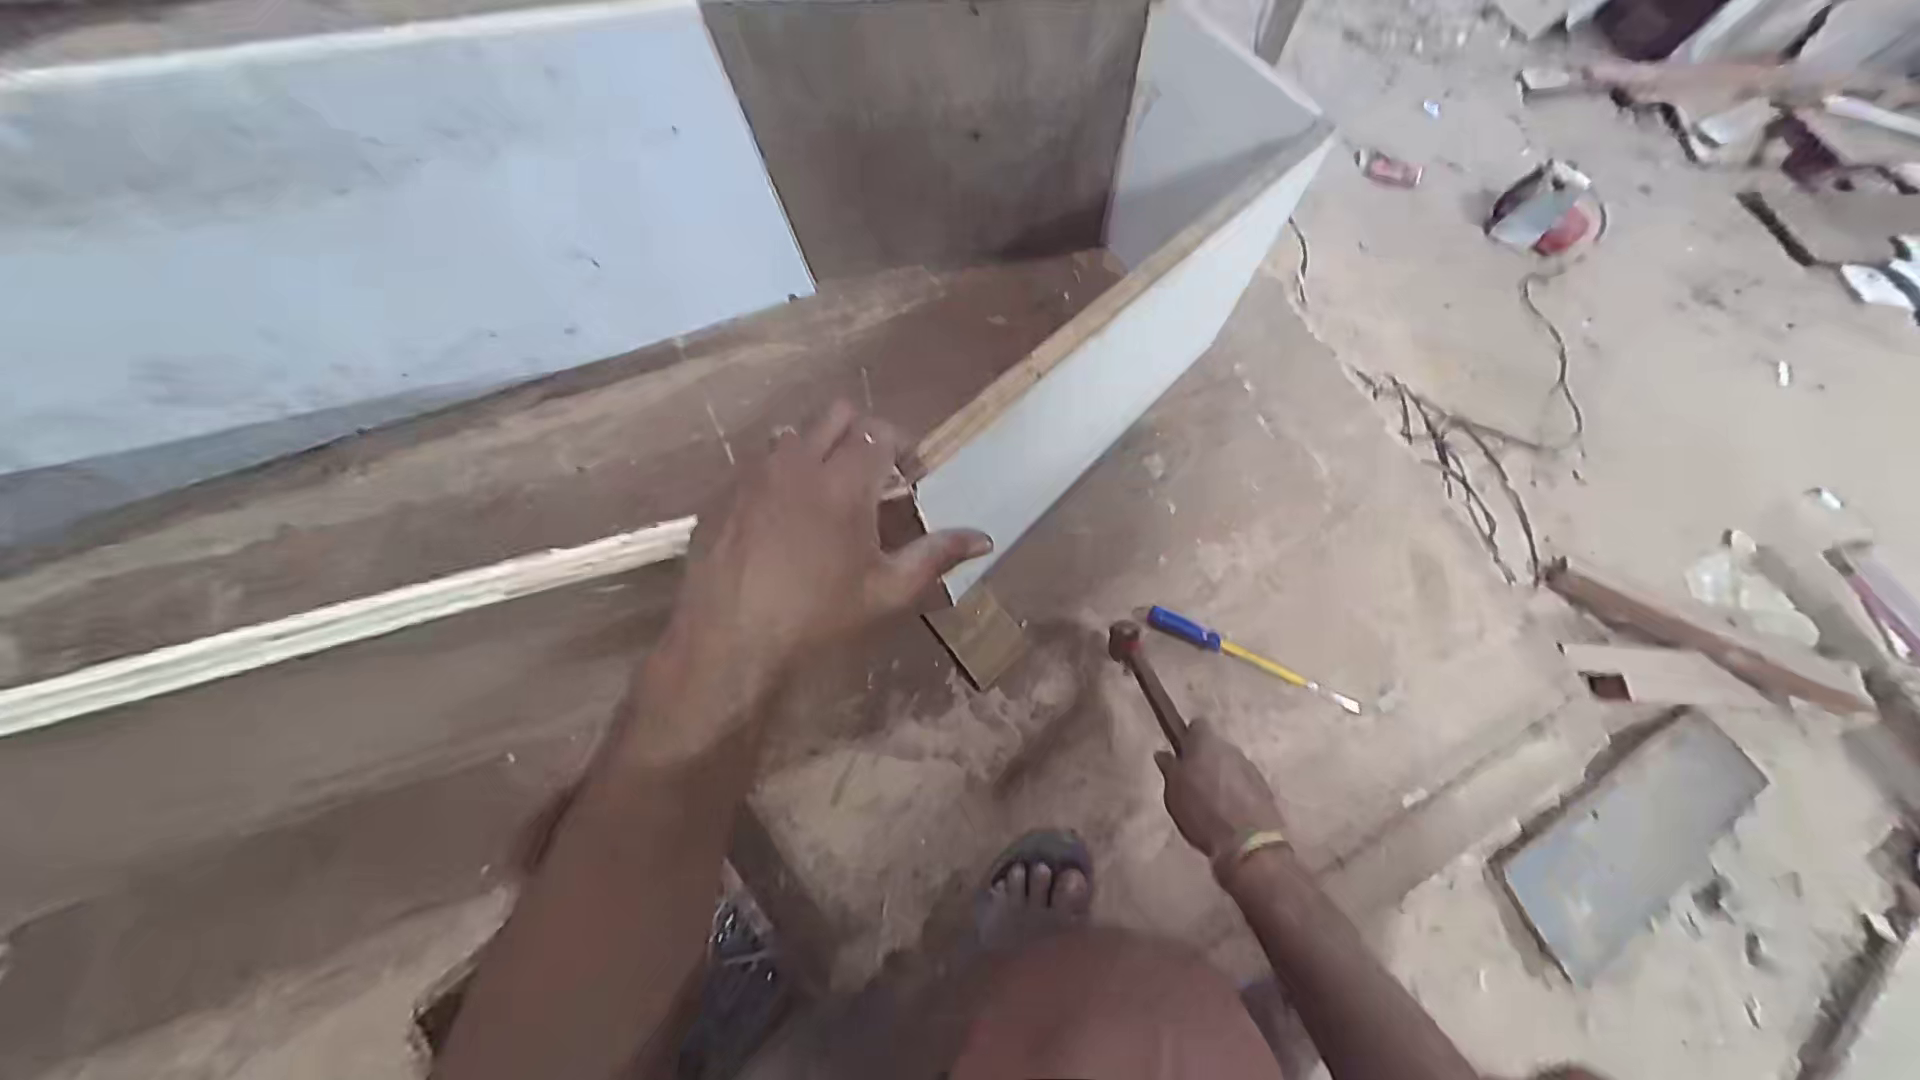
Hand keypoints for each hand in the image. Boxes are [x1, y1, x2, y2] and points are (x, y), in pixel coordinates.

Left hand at [664, 401, 991, 699]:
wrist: (729, 643)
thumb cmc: (818, 617)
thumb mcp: (887, 590)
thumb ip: (936, 555)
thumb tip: (984, 539)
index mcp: (843, 481)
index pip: (879, 432)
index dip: (901, 446)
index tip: (909, 474)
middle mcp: (797, 463)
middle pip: (836, 414)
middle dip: (861, 434)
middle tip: (872, 476)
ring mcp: (753, 475)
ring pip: (793, 433)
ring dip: (817, 448)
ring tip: (825, 492)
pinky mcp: (723, 494)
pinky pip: (758, 463)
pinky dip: (780, 474)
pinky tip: (782, 519)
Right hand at [1156, 720, 1286, 861]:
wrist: (1249, 845)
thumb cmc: (1202, 811)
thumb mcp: (1173, 791)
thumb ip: (1169, 768)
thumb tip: (1164, 754)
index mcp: (1206, 743)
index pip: (1198, 725)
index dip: (1188, 737)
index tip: (1181, 753)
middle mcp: (1232, 749)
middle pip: (1216, 746)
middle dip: (1205, 759)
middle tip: (1192, 780)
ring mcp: (1252, 769)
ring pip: (1231, 765)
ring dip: (1222, 776)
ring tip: (1212, 801)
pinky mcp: (1266, 790)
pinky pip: (1245, 784)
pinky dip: (1236, 792)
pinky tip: (1229, 813)